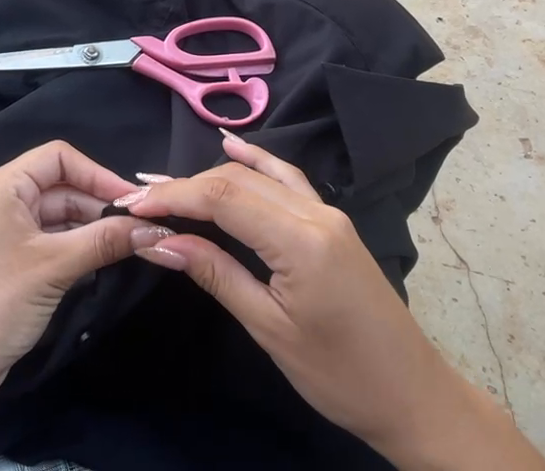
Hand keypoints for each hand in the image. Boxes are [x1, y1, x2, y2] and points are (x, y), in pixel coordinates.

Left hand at [0, 141, 161, 399]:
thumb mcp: (55, 266)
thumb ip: (105, 240)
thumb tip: (154, 227)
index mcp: (3, 185)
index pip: (58, 157)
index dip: (98, 174)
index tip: (135, 201)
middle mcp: (3, 198)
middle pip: (62, 186)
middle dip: (100, 203)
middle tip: (143, 227)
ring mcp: (7, 229)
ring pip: (60, 214)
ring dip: (93, 227)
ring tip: (133, 244)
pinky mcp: (13, 258)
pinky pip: (53, 238)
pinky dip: (79, 245)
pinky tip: (107, 259)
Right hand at [121, 132, 544, 470]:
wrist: (412, 396)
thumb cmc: (339, 375)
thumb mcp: (269, 328)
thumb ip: (214, 273)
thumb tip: (157, 240)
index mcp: (301, 241)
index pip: (222, 198)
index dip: (173, 197)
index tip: (132, 208)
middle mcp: (316, 214)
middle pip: (236, 181)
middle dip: (184, 188)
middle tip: (138, 203)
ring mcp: (328, 214)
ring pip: (258, 178)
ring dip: (210, 178)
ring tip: (165, 186)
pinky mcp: (332, 223)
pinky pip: (288, 179)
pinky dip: (257, 161)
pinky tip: (232, 147)